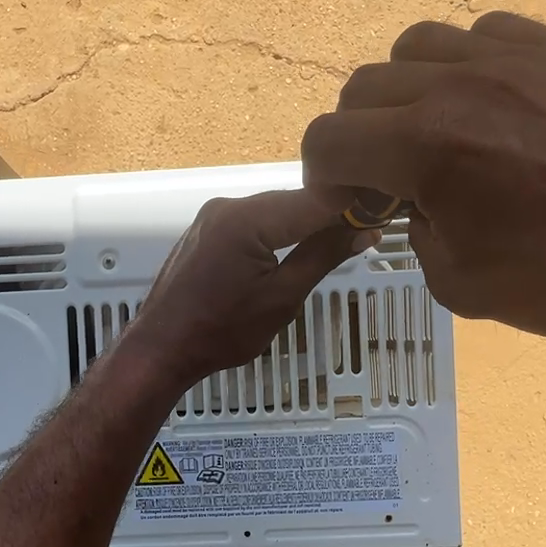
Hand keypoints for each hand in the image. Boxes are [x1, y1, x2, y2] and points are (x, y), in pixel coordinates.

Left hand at [123, 190, 376, 387]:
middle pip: (294, 201)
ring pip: (273, 211)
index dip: (354, 206)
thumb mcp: (282, 298)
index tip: (385, 214)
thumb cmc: (220, 331)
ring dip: (303, 225)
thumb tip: (365, 230)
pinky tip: (291, 252)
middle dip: (329, 215)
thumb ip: (323, 256)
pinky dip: (276, 233)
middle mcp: (228, 205)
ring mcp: (212, 216)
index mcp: (248, 218)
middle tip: (365, 233)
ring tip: (335, 245)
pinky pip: (252, 222)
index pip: (317, 199)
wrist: (160, 348)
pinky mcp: (204, 230)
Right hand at [301, 13, 545, 360]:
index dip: (322, 175)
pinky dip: (464, 67)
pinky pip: (483, 33)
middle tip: (388, 176)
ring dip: (405, 92)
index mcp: (424, 148)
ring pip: (416, 46)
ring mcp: (512, 56)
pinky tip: (490, 109)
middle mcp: (456, 85)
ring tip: (435, 133)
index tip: (346, 201)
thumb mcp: (458, 282)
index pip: (327, 138)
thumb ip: (413, 231)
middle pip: (363, 87)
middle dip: (358, 136)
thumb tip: (414, 201)